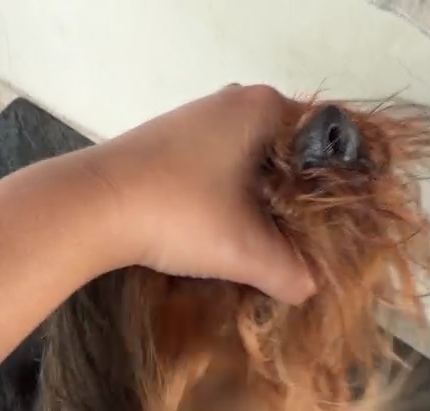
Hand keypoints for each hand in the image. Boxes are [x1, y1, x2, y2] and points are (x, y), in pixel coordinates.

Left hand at [70, 85, 315, 303]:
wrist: (92, 209)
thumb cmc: (178, 214)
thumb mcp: (242, 249)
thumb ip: (286, 270)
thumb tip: (309, 289)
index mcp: (263, 107)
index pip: (323, 142)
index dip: (334, 188)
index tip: (337, 229)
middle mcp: (231, 102)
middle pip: (284, 156)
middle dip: (294, 201)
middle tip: (305, 245)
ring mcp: (193, 122)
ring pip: (246, 166)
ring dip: (257, 204)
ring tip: (268, 247)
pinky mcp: (165, 148)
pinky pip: (214, 173)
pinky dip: (224, 201)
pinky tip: (223, 235)